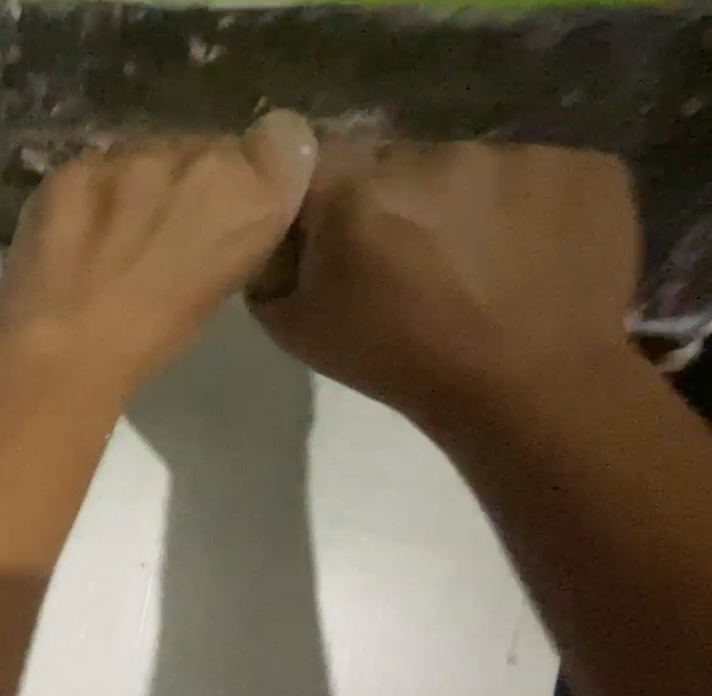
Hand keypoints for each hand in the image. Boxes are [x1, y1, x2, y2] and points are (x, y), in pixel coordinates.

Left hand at [0, 110, 317, 394]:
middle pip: (198, 148)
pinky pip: (86, 171)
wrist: (66, 350)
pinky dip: (79, 197)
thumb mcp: (216, 288)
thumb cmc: (148, 341)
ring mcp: (136, 157)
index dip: (241, 170)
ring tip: (101, 238)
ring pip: (140, 153)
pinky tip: (65, 236)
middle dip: (177, 181)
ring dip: (127, 185)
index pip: (275, 141)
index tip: (213, 204)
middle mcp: (207, 160)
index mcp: (258, 197)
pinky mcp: (76, 168)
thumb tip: (205, 218)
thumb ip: (226, 232)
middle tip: (146, 232)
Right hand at [248, 141, 640, 423]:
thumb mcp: (293, 325)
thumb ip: (270, 269)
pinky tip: (514, 253)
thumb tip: (279, 241)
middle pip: (391, 163)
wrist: (522, 382)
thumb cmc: (390, 356)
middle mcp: (433, 156)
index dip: (312, 193)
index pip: (313, 159)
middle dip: (383, 199)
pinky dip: (516, 205)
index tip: (318, 230)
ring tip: (462, 257)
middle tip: (393, 254)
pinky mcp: (583, 165)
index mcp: (354, 193)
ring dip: (451, 201)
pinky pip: (529, 174)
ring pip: (462, 167)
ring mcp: (517, 156)